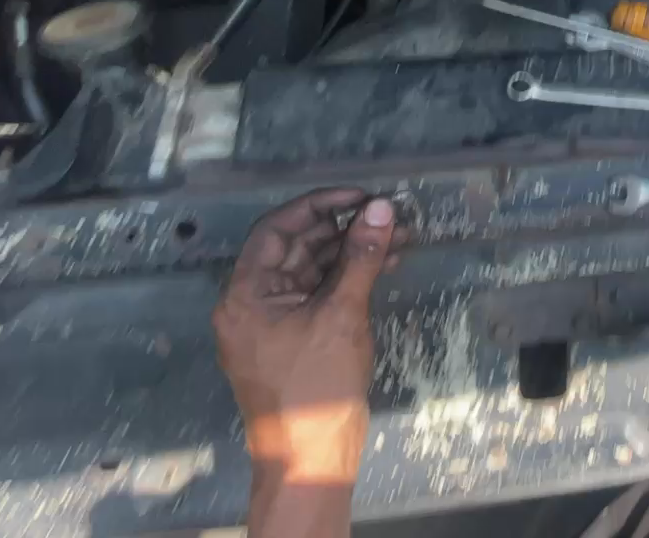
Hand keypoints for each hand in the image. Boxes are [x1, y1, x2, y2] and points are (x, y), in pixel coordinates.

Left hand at [213, 189, 398, 486]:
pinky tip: (389, 263)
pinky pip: (326, 288)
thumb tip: (381, 206)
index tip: (363, 197)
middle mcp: (256, 301)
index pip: (277, 230)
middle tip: (392, 214)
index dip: (319, 205)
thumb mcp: (342, 312)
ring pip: (318, 266)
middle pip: (300, 245)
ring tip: (402, 236)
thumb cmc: (316, 380)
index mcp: (246, 295)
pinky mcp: (302, 331)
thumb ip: (361, 256)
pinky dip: (355, 273)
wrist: (312, 452)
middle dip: (347, 227)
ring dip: (357, 249)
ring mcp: (279, 318)